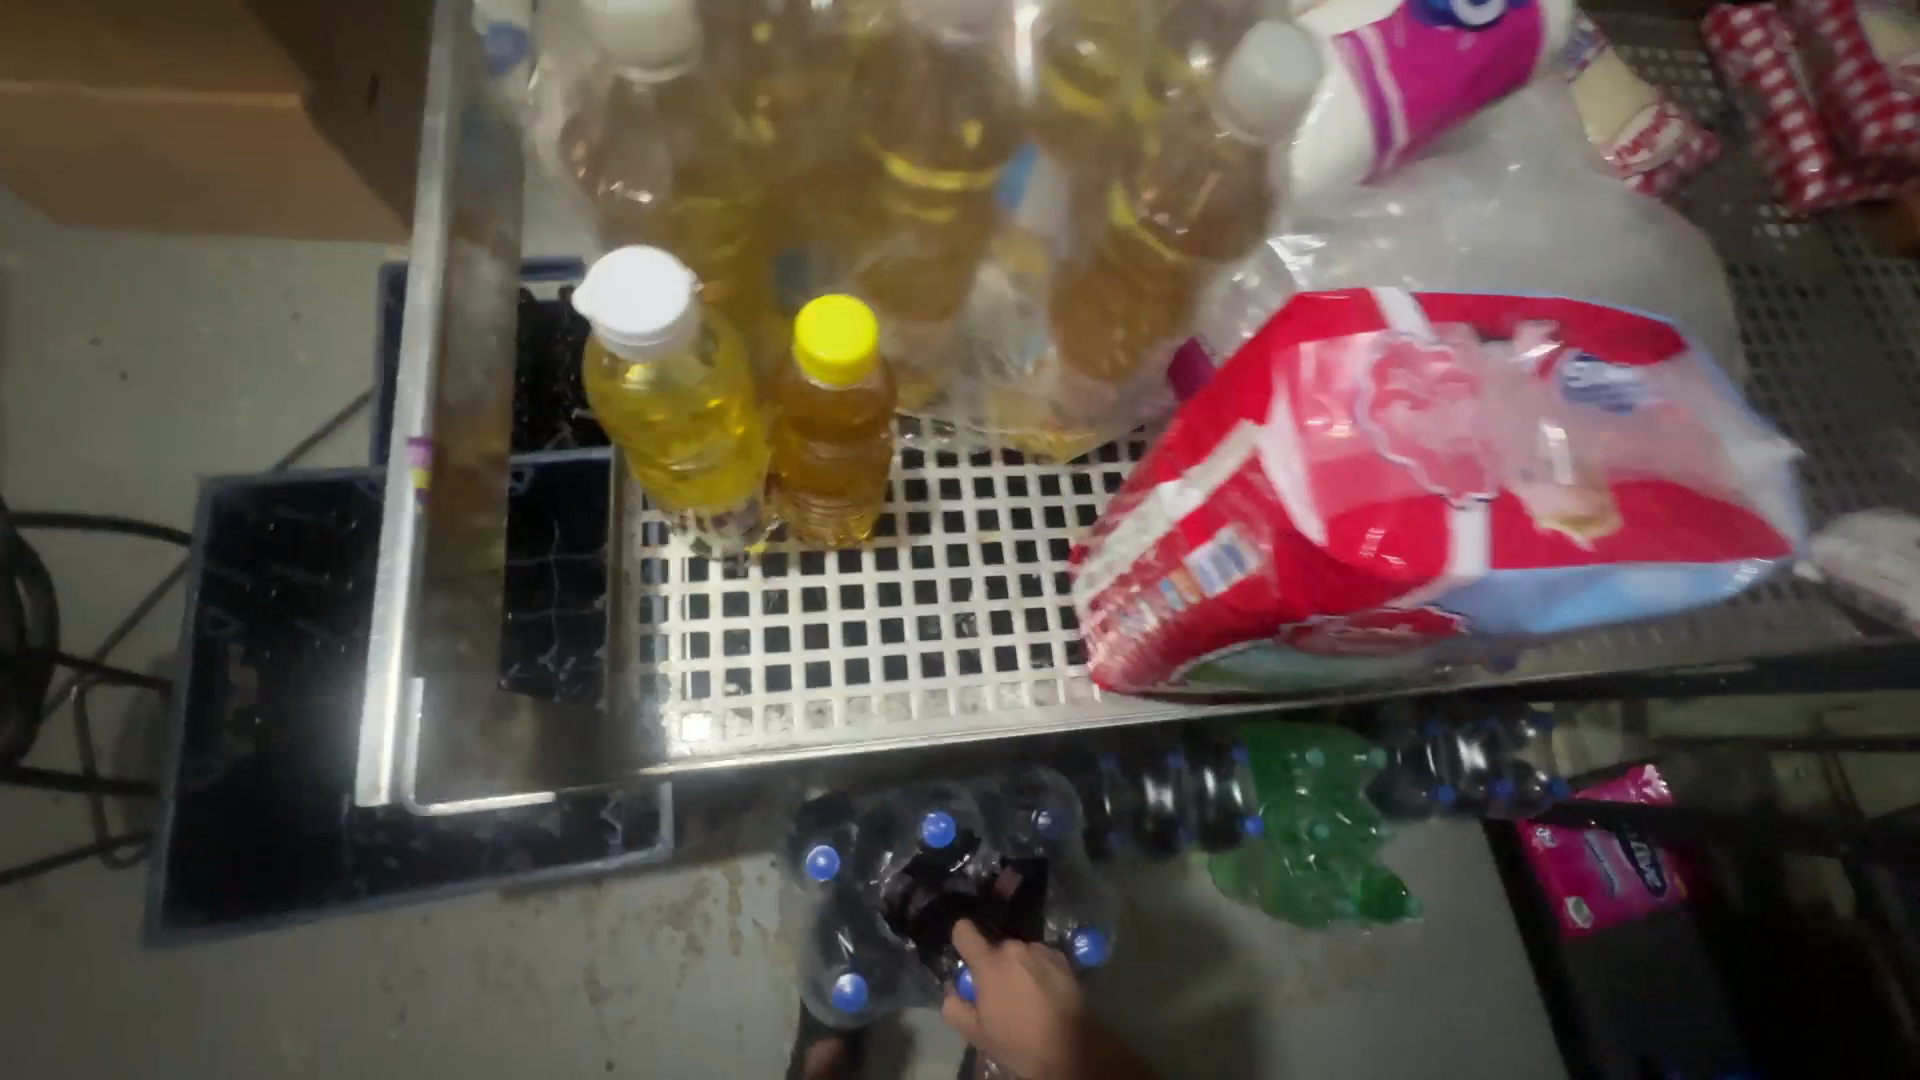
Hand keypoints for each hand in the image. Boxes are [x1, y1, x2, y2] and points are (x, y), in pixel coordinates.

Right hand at [940, 920, 1152, 1079]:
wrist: (1070, 1050)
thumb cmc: (1018, 1043)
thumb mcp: (977, 1034)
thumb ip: (954, 1005)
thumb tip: (952, 986)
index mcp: (990, 962)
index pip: (964, 929)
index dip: (962, 940)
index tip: (967, 957)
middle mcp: (1015, 947)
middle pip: (996, 948)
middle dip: (995, 965)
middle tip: (1002, 994)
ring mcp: (1041, 949)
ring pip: (1020, 952)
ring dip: (1019, 967)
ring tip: (1029, 996)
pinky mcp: (1062, 957)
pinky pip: (1041, 957)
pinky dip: (1040, 969)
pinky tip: (1047, 993)